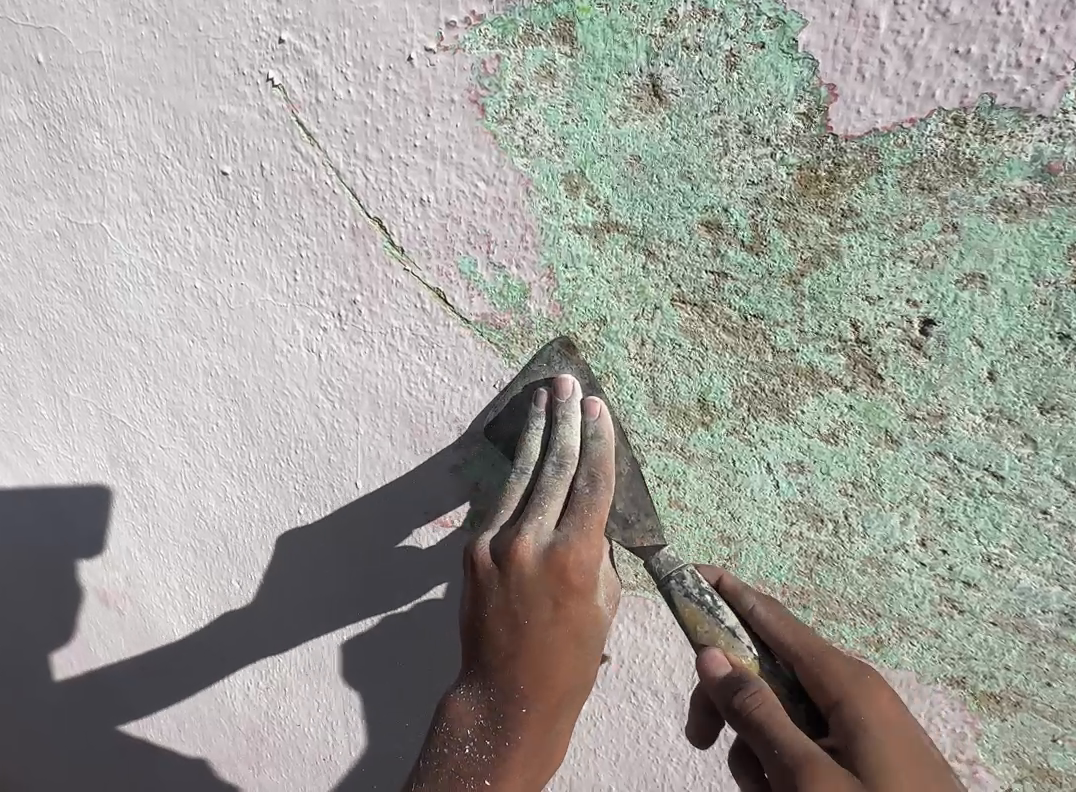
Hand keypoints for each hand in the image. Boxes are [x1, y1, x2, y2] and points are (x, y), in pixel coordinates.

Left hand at [406, 375, 619, 791]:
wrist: (507, 693)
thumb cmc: (571, 657)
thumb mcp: (603, 604)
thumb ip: (596, 548)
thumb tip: (587, 507)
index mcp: (575, 558)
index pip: (590, 484)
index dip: (597, 443)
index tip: (598, 408)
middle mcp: (532, 541)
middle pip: (552, 467)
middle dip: (564, 421)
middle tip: (568, 384)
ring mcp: (495, 542)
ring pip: (520, 474)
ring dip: (533, 431)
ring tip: (542, 397)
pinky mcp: (472, 547)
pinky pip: (499, 501)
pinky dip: (514, 472)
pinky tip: (521, 444)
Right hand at [686, 569, 962, 791]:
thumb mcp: (807, 781)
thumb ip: (755, 714)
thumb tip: (709, 653)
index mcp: (846, 683)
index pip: (770, 615)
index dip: (726, 591)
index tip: (687, 572)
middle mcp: (854, 693)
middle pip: (767, 669)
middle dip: (728, 701)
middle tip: (699, 738)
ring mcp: (864, 728)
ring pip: (782, 712)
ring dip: (756, 747)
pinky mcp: (870, 759)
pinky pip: (808, 742)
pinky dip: (785, 765)